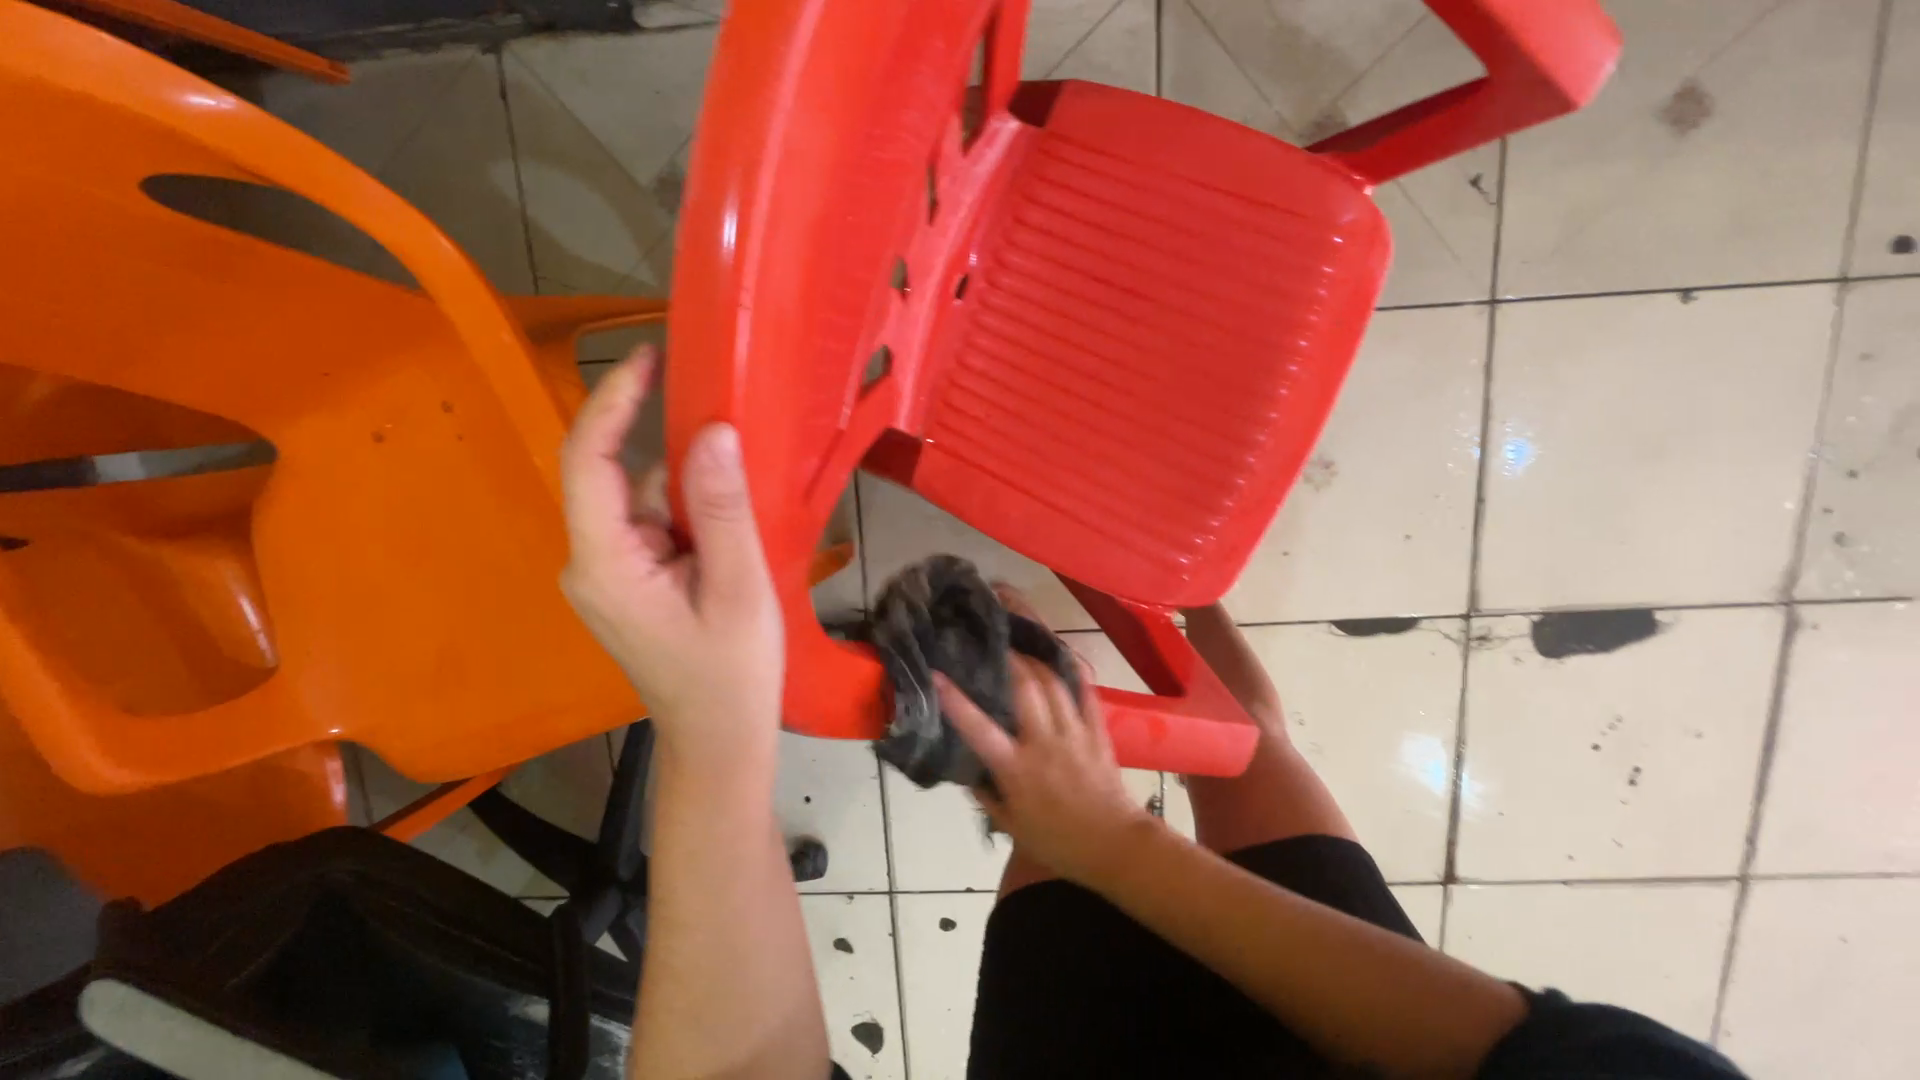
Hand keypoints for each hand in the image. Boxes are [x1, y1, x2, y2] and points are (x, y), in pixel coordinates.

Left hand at [558, 346, 784, 757]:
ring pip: (643, 501)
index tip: (649, 355)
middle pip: (617, 477)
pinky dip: (690, 514)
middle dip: (666, 444)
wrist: (719, 741)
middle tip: (721, 409)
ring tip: (741, 489)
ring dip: (689, 488)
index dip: (613, 401)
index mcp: (606, 563)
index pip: (589, 461)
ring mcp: (610, 574)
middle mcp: (592, 562)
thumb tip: (716, 430)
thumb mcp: (739, 587)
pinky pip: (654, 526)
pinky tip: (730, 527)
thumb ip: (724, 509)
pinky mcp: (630, 583)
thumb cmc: (732, 674)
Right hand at [939, 655, 1157, 885]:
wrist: (1113, 846)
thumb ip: (986, 796)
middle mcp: (1043, 742)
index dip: (954, 699)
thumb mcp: (1011, 826)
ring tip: (1023, 645)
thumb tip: (967, 772)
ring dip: (1035, 660)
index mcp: (1015, 767)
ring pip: (1053, 683)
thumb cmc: (1058, 842)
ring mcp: (1073, 733)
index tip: (936, 674)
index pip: (978, 727)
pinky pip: (1086, 693)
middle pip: (1024, 687)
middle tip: (994, 642)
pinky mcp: (1097, 732)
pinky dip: (1075, 672)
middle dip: (1007, 658)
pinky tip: (1064, 656)